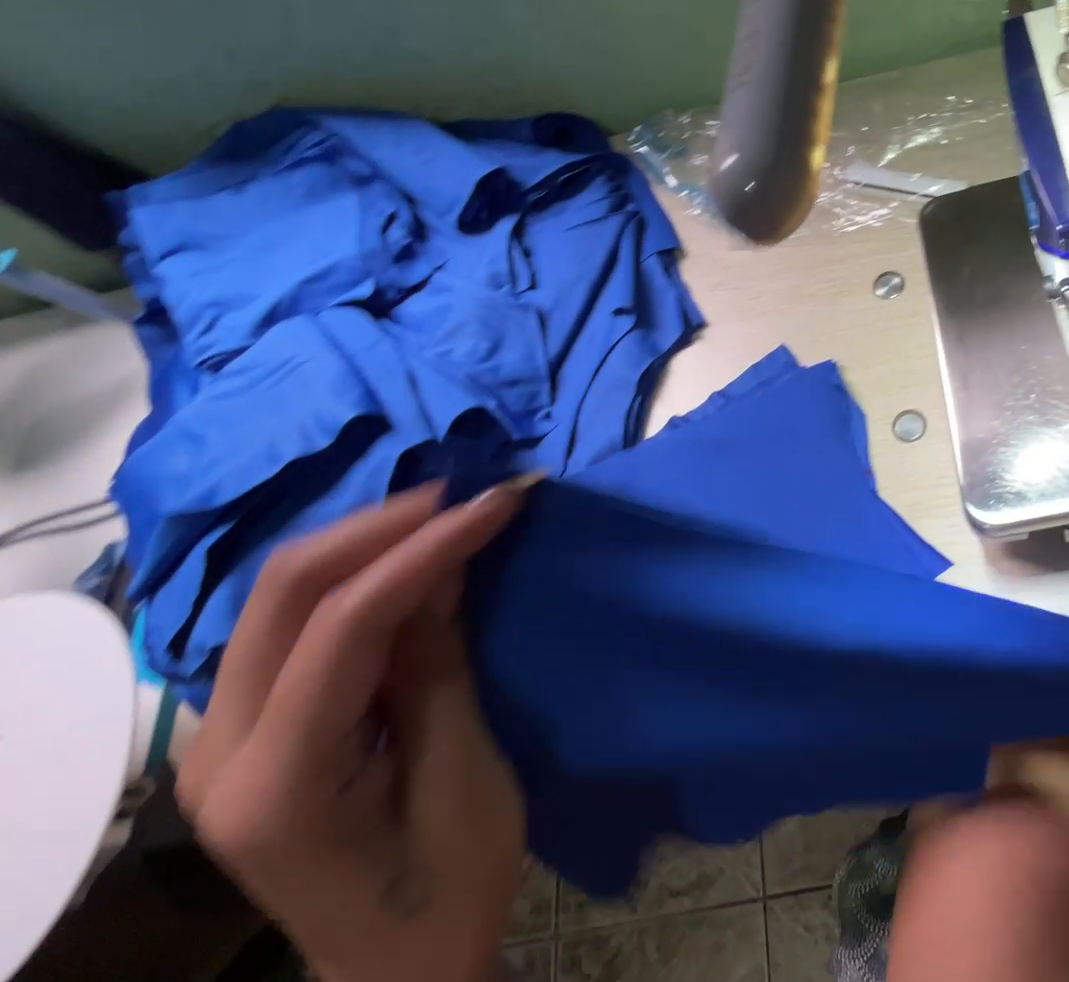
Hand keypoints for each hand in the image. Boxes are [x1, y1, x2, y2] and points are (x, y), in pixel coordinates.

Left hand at [176, 478, 535, 981]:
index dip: (420, 551)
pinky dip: (350, 586)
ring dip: (361, 548)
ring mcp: (215, 741)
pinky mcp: (243, 734)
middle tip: (464, 494)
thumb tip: (444, 565)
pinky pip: (287, 632)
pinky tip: (404, 566)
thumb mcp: (463, 778)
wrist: (398, 969)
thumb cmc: (448, 887)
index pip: (341, 628)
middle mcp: (215, 752)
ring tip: (442, 516)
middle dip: (378, 530)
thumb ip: (437, 667)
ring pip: (273, 604)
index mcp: (275, 781)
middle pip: (280, 597)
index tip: (493, 504)